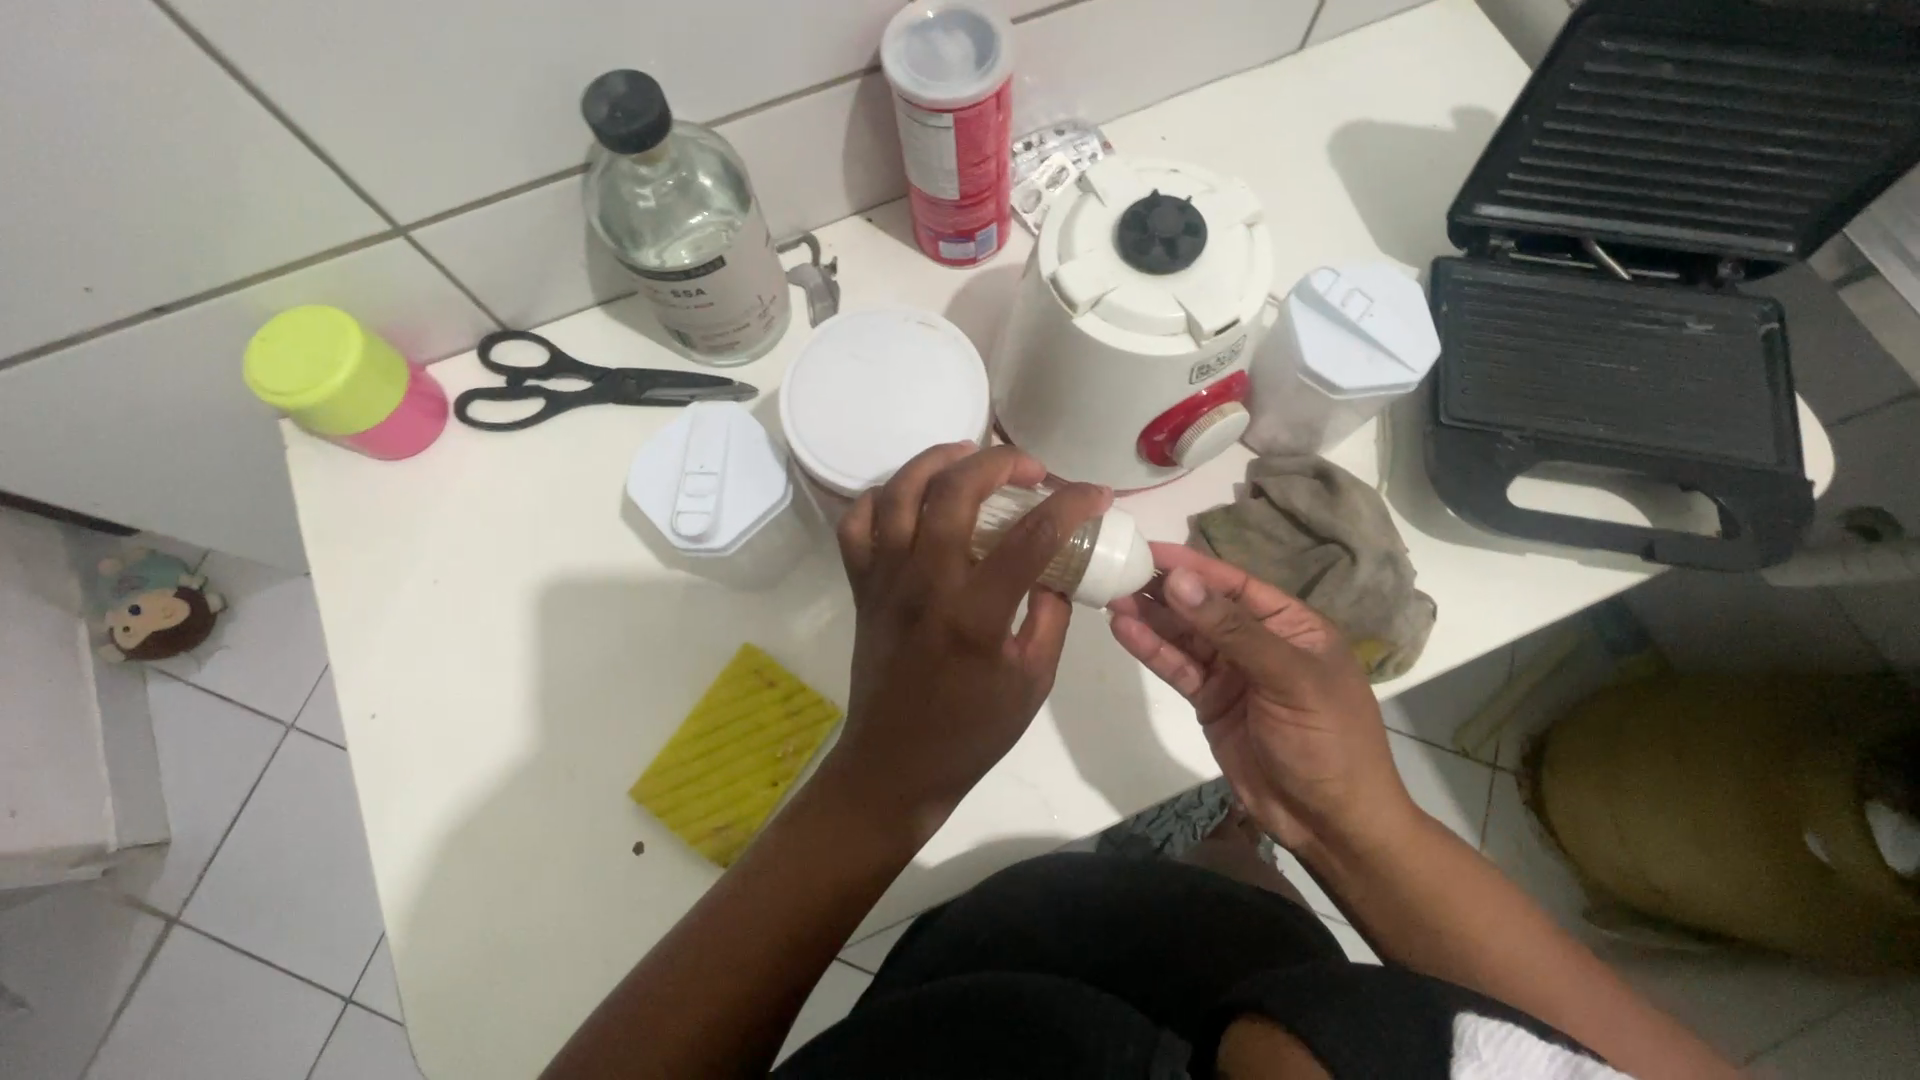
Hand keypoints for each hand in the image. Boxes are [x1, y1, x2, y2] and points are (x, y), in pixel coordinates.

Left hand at [827, 443, 1110, 838]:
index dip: (1071, 504)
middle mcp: (925, 585)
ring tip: (970, 455)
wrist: (895, 766)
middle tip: (1031, 468)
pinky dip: (881, 497)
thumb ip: (1050, 618)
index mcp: (975, 615)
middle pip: (954, 492)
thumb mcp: (1033, 682)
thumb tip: (1056, 569)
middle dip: (1000, 462)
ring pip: (899, 493)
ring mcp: (885, 582)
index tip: (1096, 493)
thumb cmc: (971, 732)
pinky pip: (857, 525)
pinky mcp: (861, 588)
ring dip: (936, 461)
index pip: (1031, 537)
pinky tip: (911, 496)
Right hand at [1108, 545, 1417, 855]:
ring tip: (1109, 596)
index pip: (1235, 585)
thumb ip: (1231, 629)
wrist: (1330, 823)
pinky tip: (1124, 631)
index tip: (1147, 549)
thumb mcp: (1287, 678)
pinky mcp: (1211, 702)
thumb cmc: (1327, 741)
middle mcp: (1260, 642)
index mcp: (1292, 625)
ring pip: (1184, 637)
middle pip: (1203, 607)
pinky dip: (1152, 651)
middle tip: (1116, 570)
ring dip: (1150, 618)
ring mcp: (1233, 673)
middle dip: (1163, 590)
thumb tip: (1179, 581)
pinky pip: (1177, 669)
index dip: (1192, 567)